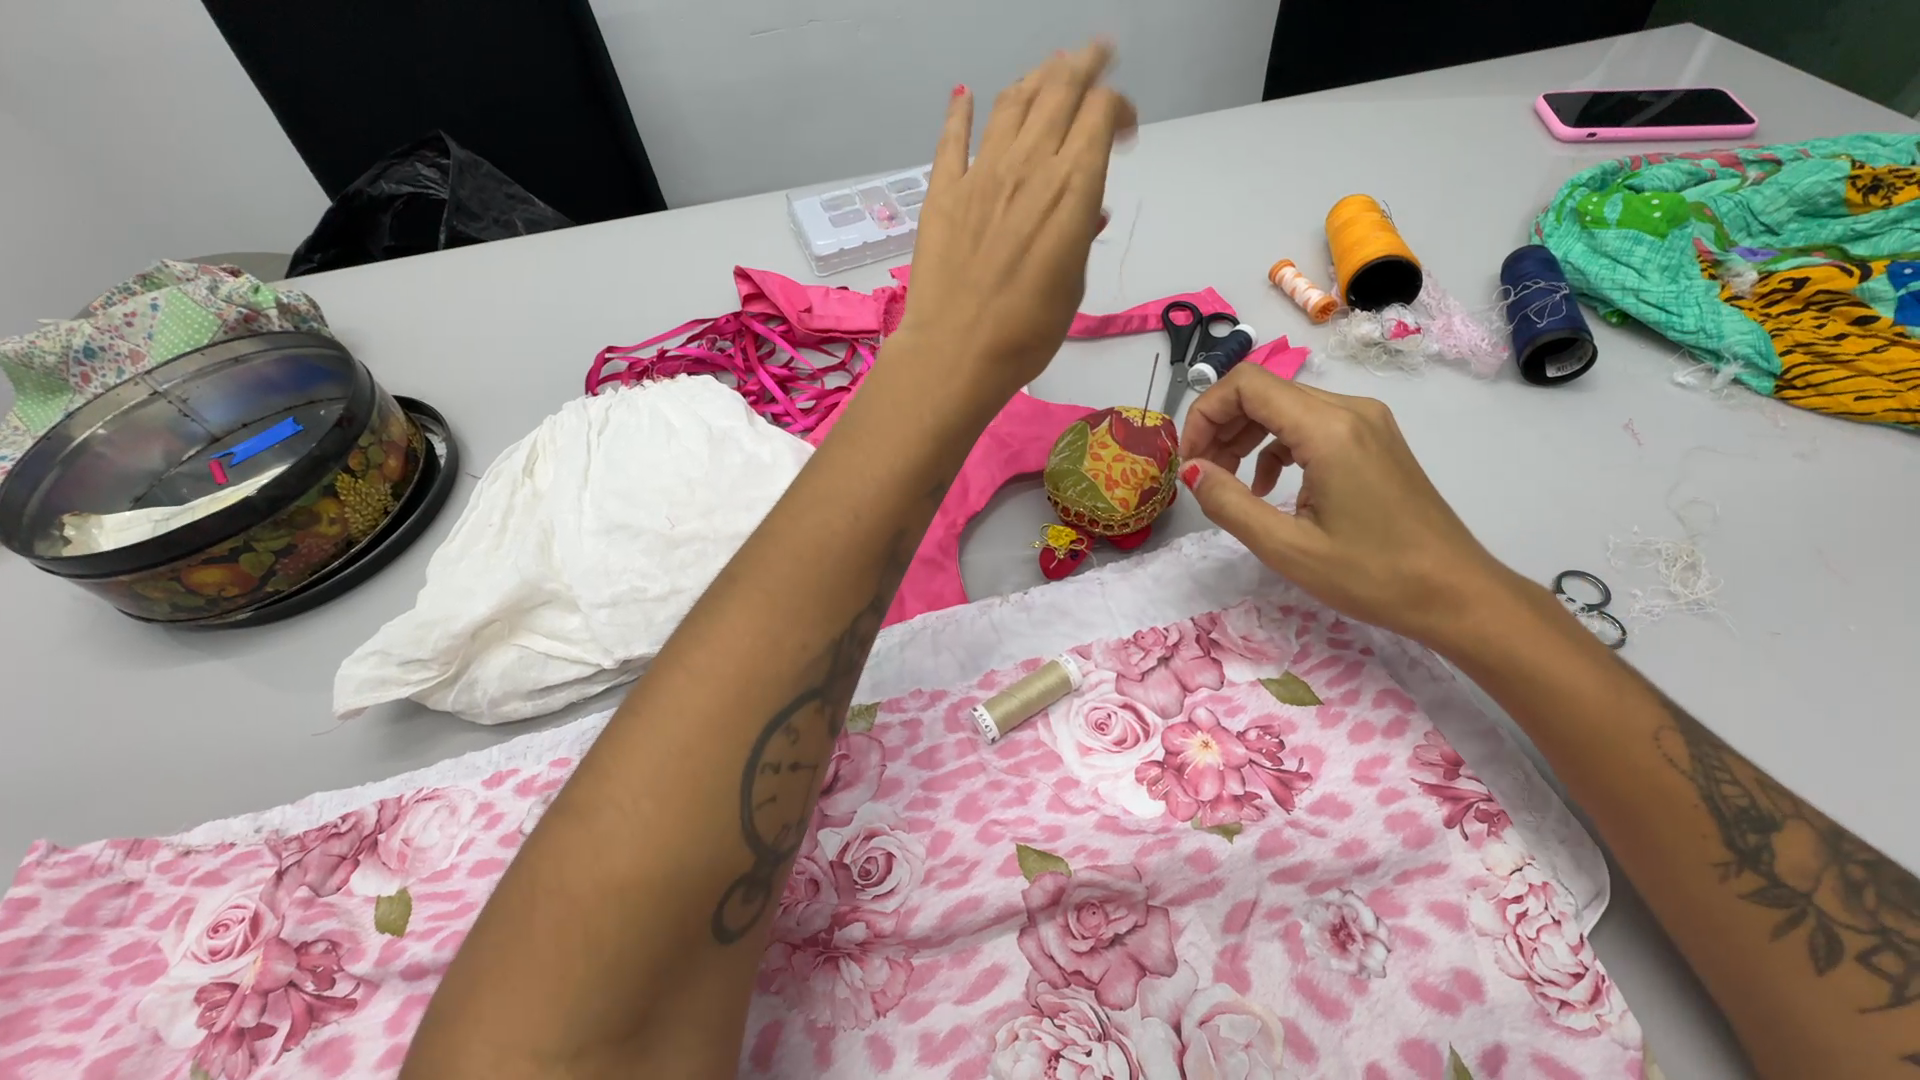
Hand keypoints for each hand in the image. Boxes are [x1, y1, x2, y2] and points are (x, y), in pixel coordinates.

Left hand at [889, 43, 1137, 405]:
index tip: (1124, 130)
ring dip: (1036, 78)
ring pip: (1011, 102)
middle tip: (1098, 54)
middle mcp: (1028, 166)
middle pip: (1060, 89)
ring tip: (1049, 70)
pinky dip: (960, 113)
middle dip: (1085, 64)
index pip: (1100, 111)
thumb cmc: (1027, 332)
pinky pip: (953, 139)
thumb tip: (1080, 211)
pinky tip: (965, 96)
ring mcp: (980, 174)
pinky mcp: (943, 191)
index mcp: (1071, 188)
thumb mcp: (1073, 284)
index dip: (1118, 107)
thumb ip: (1077, 234)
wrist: (956, 352)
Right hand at [1178, 364, 1519, 648]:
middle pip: (1265, 391)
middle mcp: (1350, 410)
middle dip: (1221, 427)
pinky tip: (1267, 488)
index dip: (1205, 414)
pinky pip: (1310, 425)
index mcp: (1328, 429)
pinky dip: (1276, 447)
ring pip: (1286, 407)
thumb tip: (1191, 470)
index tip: (1189, 461)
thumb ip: (1229, 503)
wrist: (1456, 593)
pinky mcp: (1374, 440)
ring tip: (1226, 483)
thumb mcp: (1287, 548)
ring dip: (1245, 437)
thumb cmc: (1373, 576)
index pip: (1246, 385)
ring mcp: (1367, 422)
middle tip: (1201, 476)